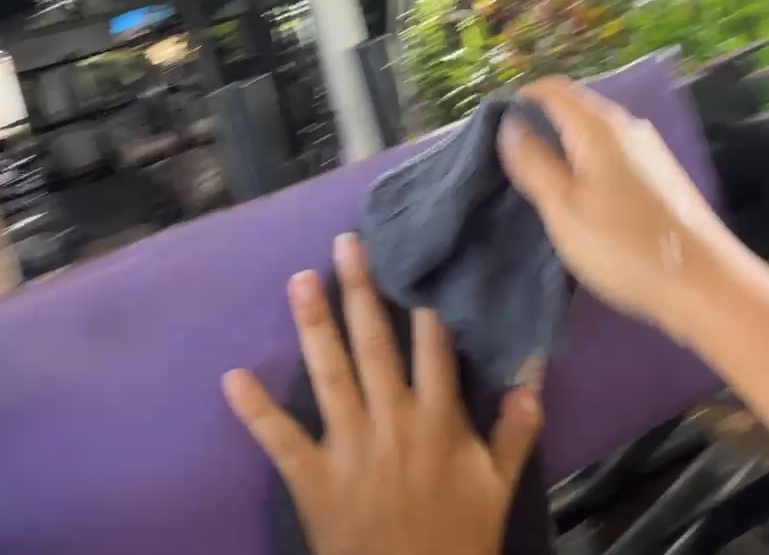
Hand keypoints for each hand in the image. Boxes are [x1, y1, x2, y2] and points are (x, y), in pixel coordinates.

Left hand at [222, 233, 543, 554]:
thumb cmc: (458, 537)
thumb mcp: (499, 484)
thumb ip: (518, 425)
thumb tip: (536, 367)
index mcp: (436, 419)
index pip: (432, 346)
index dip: (424, 301)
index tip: (413, 256)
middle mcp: (390, 420)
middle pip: (374, 344)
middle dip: (361, 290)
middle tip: (345, 242)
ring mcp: (347, 448)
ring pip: (329, 375)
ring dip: (313, 326)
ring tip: (300, 278)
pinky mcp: (311, 479)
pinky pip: (280, 441)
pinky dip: (256, 411)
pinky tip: (233, 377)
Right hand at [498, 77, 737, 333]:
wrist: (704, 284)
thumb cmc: (623, 245)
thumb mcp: (563, 207)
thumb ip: (533, 161)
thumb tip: (511, 124)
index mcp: (598, 126)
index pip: (553, 88)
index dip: (522, 99)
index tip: (496, 128)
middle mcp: (627, 126)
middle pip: (575, 106)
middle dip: (541, 122)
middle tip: (513, 158)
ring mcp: (648, 148)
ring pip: (594, 131)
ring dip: (565, 143)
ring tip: (541, 178)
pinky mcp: (660, 173)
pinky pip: (612, 150)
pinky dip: (588, 160)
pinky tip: (582, 194)